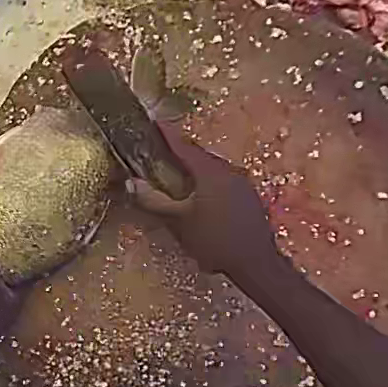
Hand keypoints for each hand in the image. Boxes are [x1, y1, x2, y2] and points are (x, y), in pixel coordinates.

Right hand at [129, 129, 283, 279]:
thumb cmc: (215, 240)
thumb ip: (154, 201)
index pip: (184, 146)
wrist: (256, 263)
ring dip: (194, 170)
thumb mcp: (178, 222)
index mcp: (210, 172)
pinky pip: (222, 182)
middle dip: (180, 154)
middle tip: (160, 153)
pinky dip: (207, 183)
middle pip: (199, 156)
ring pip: (212, 170)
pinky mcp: (249, 199)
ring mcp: (242, 185)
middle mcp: (229, 171)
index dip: (167, 135)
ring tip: (177, 176)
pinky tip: (199, 196)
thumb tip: (131, 183)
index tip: (154, 122)